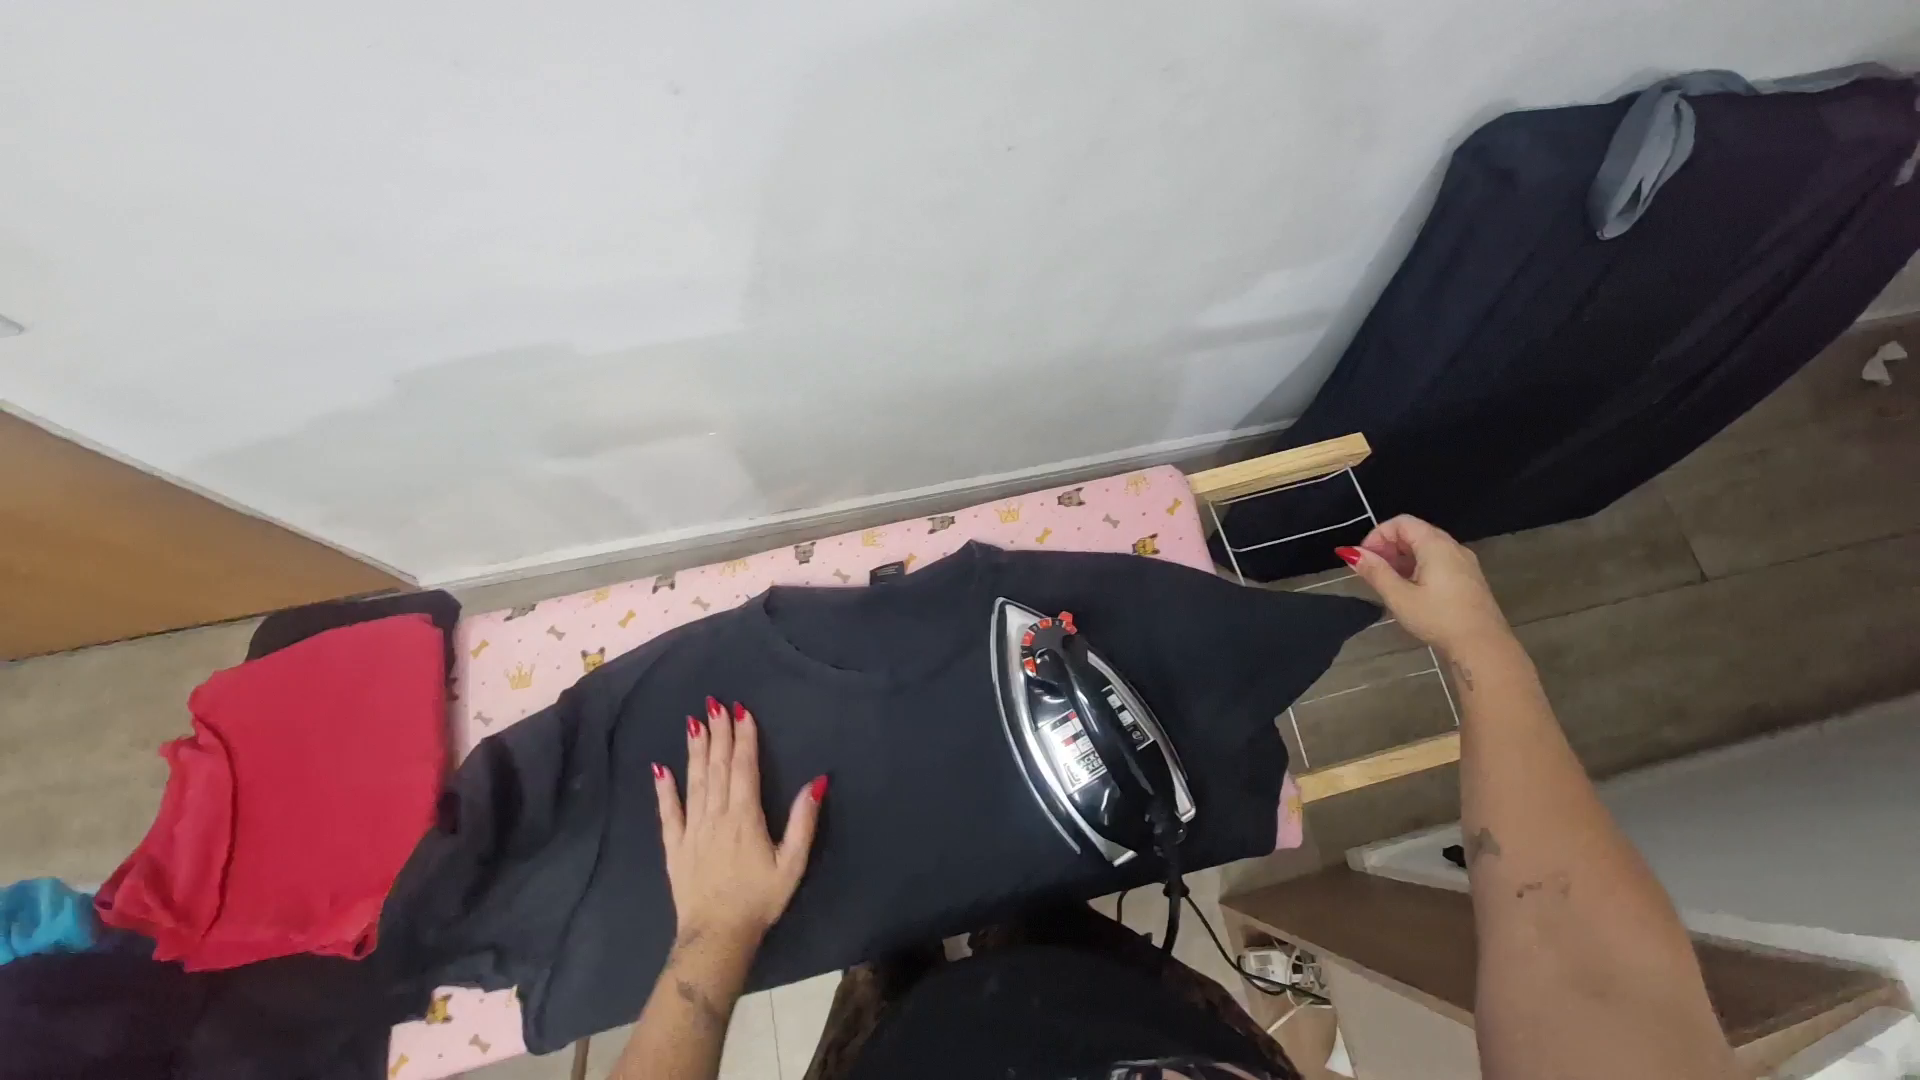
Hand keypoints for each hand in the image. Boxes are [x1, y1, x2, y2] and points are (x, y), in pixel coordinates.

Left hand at [653, 697, 825, 953]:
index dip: (744, 738)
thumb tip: (816, 782)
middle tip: (715, 704)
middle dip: (718, 734)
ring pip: (694, 782)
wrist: (716, 939)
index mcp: (745, 817)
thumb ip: (802, 822)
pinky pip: (668, 813)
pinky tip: (660, 769)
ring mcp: (692, 830)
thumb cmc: (759, 900)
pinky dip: (664, 790)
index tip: (741, 711)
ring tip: (694, 723)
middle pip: (718, 768)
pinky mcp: (675, 848)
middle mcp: (716, 816)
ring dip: (695, 751)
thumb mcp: (792, 864)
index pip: (744, 768)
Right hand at [1336, 515, 1514, 657]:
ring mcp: (1464, 562)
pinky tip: (1410, 590)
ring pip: (1426, 547)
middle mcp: (1453, 547)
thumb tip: (1348, 552)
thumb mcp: (1399, 596)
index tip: (1364, 559)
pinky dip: (1417, 566)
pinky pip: (1438, 560)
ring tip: (1388, 583)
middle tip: (1372, 571)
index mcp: (1436, 545)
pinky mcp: (1468, 578)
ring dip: (1401, 558)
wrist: (1483, 647)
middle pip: (1414, 532)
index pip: (1401, 522)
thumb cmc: (1438, 619)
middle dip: (1387, 546)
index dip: (1377, 535)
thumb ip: (1374, 571)